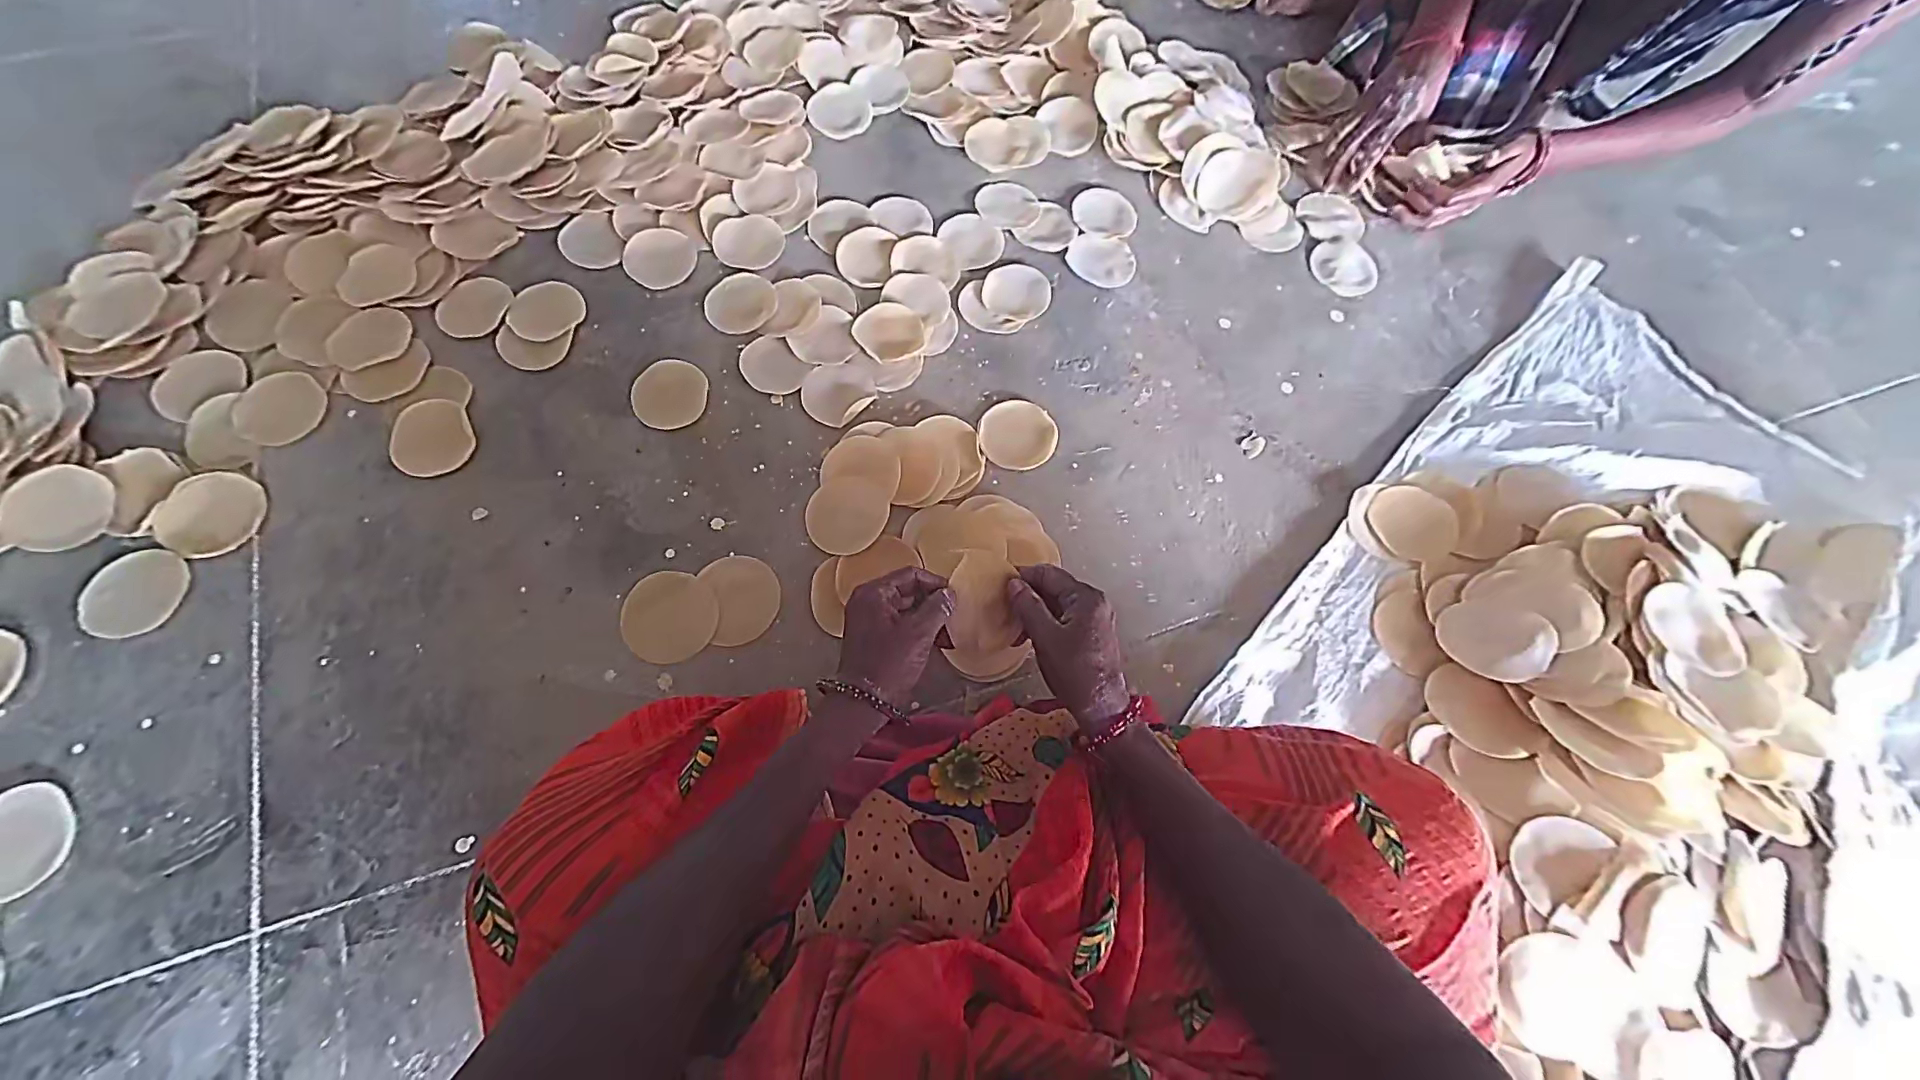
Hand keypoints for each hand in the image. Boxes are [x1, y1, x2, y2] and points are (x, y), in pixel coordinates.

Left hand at [837, 567, 953, 707]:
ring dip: (928, 619)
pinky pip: (899, 623)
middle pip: (907, 591)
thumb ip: (937, 608)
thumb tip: (949, 594)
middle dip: (933, 604)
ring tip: (947, 636)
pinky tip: (935, 643)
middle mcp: (867, 601)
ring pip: (905, 609)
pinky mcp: (871, 636)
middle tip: (953, 617)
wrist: (863, 701)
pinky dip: (917, 630)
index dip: (935, 583)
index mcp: (873, 593)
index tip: (953, 596)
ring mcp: (867, 619)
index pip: (910, 574)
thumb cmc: (889, 663)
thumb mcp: (919, 633)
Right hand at [1004, 565, 1129, 731]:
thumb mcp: (1045, 637)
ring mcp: (1096, 617)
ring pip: (1058, 603)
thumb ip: (1028, 606)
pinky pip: (1065, 617)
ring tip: (1017, 629)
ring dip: (1036, 612)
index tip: (1002, 585)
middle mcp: (1094, 602)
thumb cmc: (1074, 672)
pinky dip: (1047, 622)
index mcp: (1085, 598)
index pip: (1049, 574)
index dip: (1024, 576)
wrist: (1100, 706)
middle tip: (1007, 609)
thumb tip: (1014, 583)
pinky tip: (1032, 637)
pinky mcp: (1092, 632)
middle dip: (1029, 596)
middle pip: (1055, 587)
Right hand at [1324, 39, 1455, 192]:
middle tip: (1325, 187)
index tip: (1348, 189)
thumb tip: (1397, 161)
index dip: (1360, 170)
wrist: (1426, 47)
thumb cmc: (1429, 83)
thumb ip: (1409, 137)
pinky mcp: (1360, 100)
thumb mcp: (1425, 113)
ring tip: (1315, 172)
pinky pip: (1341, 122)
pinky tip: (1322, 151)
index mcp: (1396, 118)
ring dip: (1327, 155)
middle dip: (1336, 168)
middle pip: (1351, 145)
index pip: (1374, 149)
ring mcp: (1366, 106)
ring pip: (1341, 134)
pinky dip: (1330, 138)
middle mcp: (1377, 113)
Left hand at [1387, 133, 1541, 228]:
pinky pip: (1429, 222)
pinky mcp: (1453, 210)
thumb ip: (1505, 152)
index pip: (1451, 197)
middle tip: (1400, 192)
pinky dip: (1412, 220)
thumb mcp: (1519, 146)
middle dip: (1415, 205)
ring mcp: (1460, 210)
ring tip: (1393, 207)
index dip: (1431, 190)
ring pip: (1429, 223)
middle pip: (1435, 215)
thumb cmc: (1521, 152)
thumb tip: (1488, 159)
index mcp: (1482, 190)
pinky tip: (1399, 213)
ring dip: (1409, 218)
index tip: (1416, 178)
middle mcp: (1468, 205)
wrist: (1526, 163)